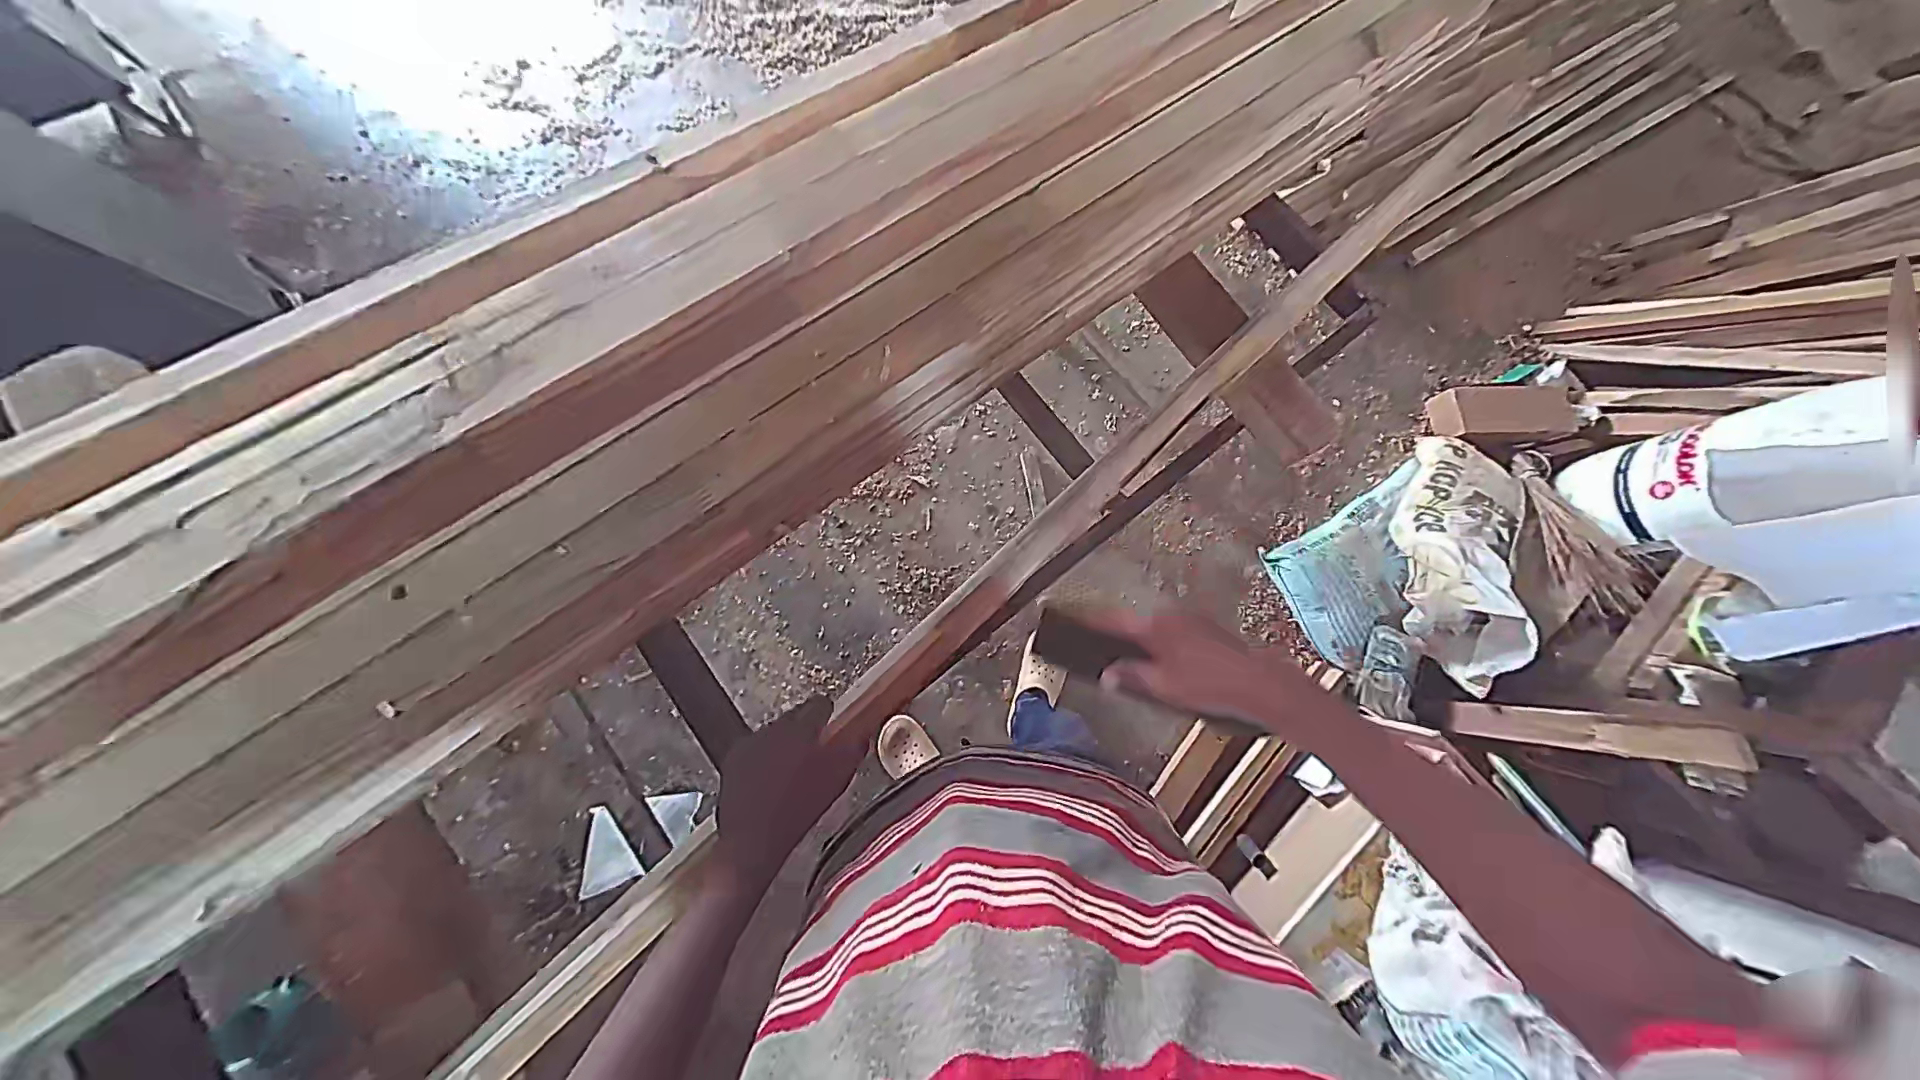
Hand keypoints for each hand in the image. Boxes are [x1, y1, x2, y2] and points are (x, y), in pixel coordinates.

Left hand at [715, 696, 866, 884]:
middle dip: (804, 730)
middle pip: (794, 717)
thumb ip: (852, 751)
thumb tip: (859, 738)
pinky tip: (769, 778)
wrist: (754, 840)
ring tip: (791, 768)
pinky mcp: (733, 758)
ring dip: (783, 743)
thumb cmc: (799, 811)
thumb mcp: (838, 780)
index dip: (827, 713)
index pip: (818, 704)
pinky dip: (762, 757)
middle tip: (814, 751)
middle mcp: (773, 728)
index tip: (831, 723)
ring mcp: (750, 742)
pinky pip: (754, 748)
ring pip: (773, 732)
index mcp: (802, 729)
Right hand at [1083, 607, 1333, 734]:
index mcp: (1156, 626)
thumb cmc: (1211, 685)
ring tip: (1143, 673)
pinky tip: (1172, 673)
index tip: (1074, 621)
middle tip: (1109, 660)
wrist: (1259, 686)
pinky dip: (1166, 650)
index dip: (1091, 622)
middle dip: (1122, 642)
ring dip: (1147, 648)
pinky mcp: (1208, 632)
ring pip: (1157, 633)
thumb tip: (1108, 675)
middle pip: (1136, 627)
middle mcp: (1172, 617)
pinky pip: (1175, 637)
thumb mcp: (1161, 687)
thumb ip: (1130, 677)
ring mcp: (1192, 622)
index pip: (1113, 621)